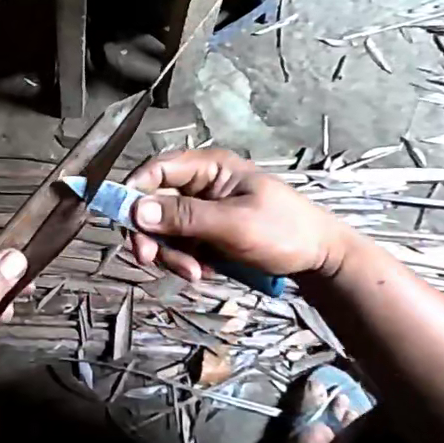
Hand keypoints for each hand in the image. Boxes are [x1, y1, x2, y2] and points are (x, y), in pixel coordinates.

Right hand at [123, 149, 357, 281]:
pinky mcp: (206, 234)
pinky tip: (206, 272)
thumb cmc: (284, 231)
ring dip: (171, 254)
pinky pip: (179, 246)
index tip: (123, 221)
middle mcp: (200, 185)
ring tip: (196, 274)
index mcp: (208, 168)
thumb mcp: (234, 223)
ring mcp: (202, 211)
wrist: (320, 260)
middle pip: (153, 204)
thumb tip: (137, 211)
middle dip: (152, 234)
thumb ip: (185, 217)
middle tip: (151, 260)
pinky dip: (185, 262)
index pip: (157, 169)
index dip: (133, 192)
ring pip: (163, 230)